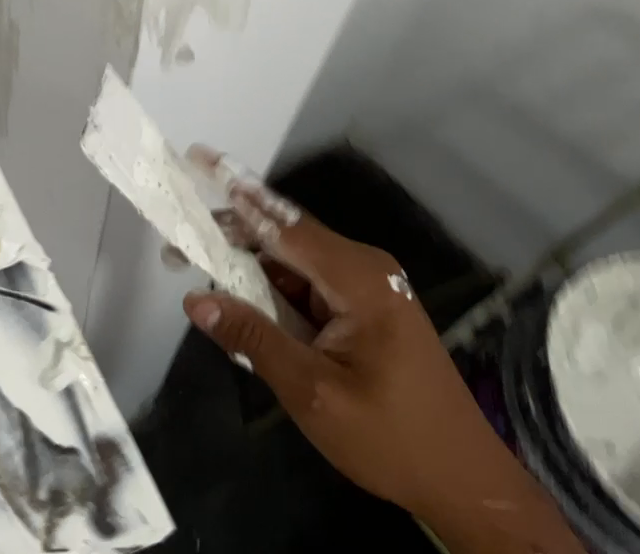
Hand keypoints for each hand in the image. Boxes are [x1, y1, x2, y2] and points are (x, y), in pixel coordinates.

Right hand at [182, 157, 583, 553]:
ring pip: (289, 261)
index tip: (198, 157)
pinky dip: (268, 292)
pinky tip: (240, 307)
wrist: (463, 481)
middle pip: (283, 235)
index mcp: (357, 278)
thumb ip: (253, 339)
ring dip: (245, 267)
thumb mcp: (313, 393)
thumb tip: (196, 300)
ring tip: (197, 274)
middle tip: (176, 248)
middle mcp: (362, 269)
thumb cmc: (392, 437)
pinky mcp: (360, 309)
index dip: (235, 190)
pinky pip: (303, 286)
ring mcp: (363, 288)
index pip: (284, 223)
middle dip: (229, 234)